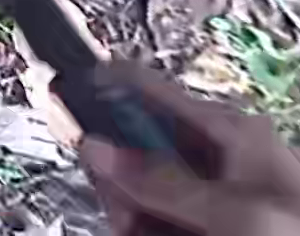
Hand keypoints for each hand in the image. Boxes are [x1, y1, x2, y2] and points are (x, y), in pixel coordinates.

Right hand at [80, 64, 299, 235]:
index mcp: (221, 125)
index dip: (88, 82)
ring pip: (129, 170)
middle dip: (108, 166)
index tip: (55, 102)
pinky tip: (142, 229)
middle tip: (117, 204)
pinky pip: (151, 199)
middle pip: (122, 132)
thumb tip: (88, 144)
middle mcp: (208, 145)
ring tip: (131, 226)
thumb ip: (164, 180)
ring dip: (121, 197)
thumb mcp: (243, 216)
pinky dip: (137, 215)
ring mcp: (208, 180)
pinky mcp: (208, 209)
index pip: (131, 78)